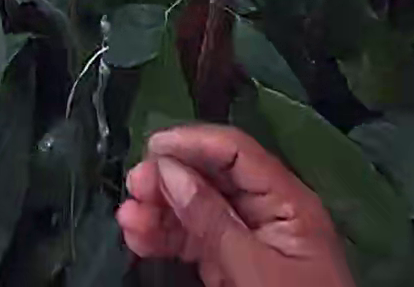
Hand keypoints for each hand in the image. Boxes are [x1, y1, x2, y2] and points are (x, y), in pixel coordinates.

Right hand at [117, 125, 353, 286]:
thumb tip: (169, 169)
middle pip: (211, 176)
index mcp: (285, 199)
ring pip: (197, 207)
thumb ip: (213, 219)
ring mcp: (248, 238)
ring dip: (160, 209)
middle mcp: (266, 209)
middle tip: (133, 186)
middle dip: (168, 178)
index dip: (192, 142)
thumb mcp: (255, 271)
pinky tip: (138, 237)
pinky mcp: (234, 265)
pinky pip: (195, 239)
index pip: (234, 151)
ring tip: (127, 218)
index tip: (151, 147)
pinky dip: (166, 237)